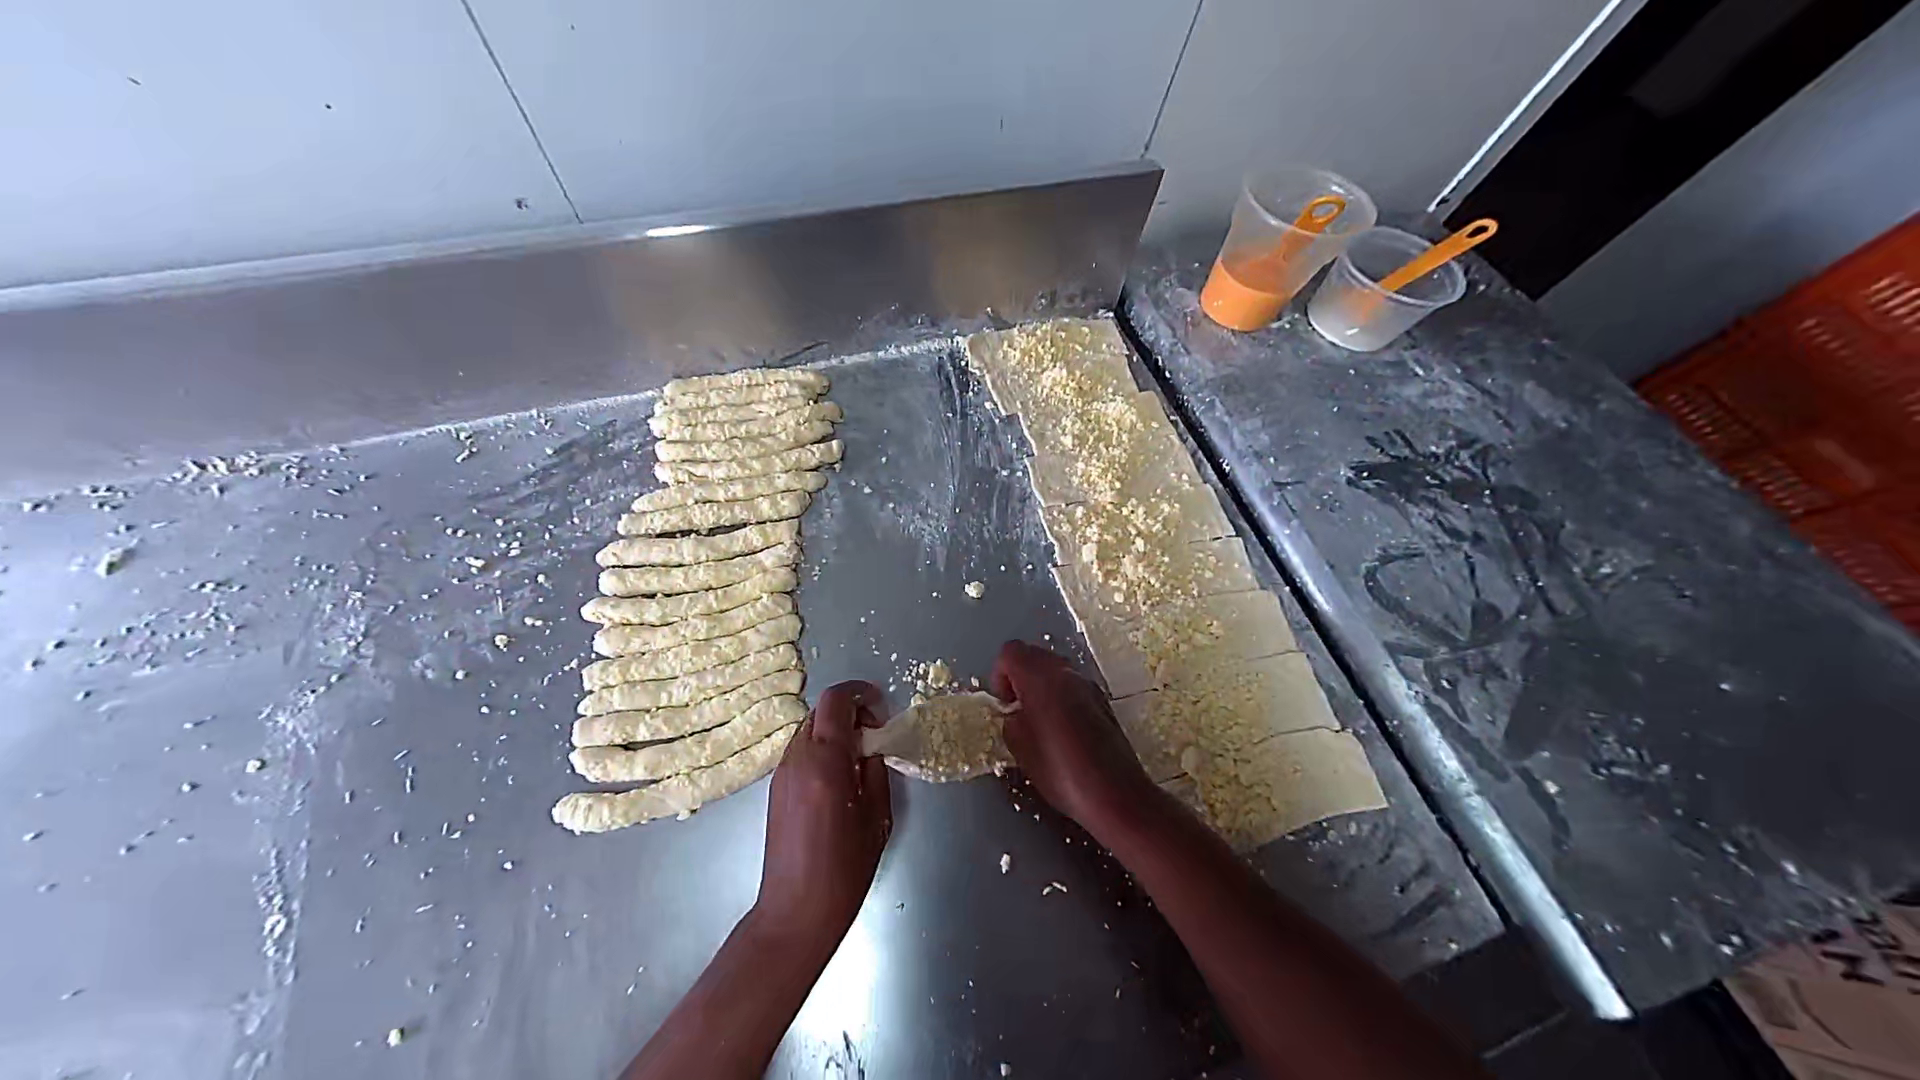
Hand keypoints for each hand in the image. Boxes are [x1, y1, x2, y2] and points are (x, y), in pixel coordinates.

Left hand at [752, 681, 891, 947]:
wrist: (795, 911)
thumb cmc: (844, 869)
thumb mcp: (877, 817)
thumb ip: (876, 770)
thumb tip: (873, 745)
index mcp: (826, 762)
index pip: (836, 701)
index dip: (861, 693)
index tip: (880, 707)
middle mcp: (797, 759)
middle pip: (820, 711)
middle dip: (850, 711)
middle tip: (874, 734)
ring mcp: (782, 773)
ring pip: (808, 728)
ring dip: (834, 730)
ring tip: (858, 757)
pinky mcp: (775, 788)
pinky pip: (800, 750)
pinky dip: (821, 748)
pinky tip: (838, 777)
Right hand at [992, 640, 1157, 834]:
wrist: (1114, 794)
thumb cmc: (1061, 770)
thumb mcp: (1019, 748)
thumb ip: (1011, 720)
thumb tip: (1016, 714)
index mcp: (1040, 678)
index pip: (1010, 652)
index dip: (999, 675)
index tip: (1003, 703)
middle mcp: (1066, 673)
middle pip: (1034, 655)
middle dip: (1019, 677)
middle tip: (1016, 709)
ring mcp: (1088, 684)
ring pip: (1055, 669)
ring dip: (1041, 686)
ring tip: (1037, 721)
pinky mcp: (1103, 701)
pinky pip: (1073, 686)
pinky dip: (1061, 696)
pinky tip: (1060, 730)